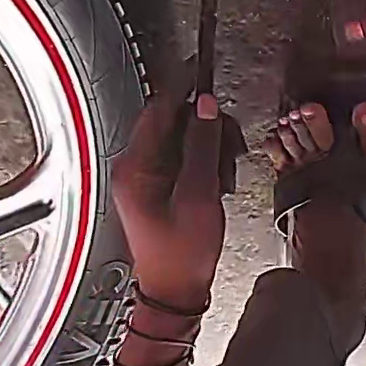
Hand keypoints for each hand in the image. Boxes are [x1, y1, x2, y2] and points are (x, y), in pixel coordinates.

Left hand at [111, 86, 234, 308]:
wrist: (175, 291)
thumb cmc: (184, 252)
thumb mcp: (200, 195)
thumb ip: (202, 146)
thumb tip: (206, 106)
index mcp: (136, 167)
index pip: (157, 110)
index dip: (183, 90)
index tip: (204, 73)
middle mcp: (134, 167)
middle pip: (171, 122)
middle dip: (205, 127)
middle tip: (231, 144)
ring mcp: (144, 176)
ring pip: (180, 138)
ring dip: (208, 145)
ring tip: (226, 171)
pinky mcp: (156, 185)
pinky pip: (181, 157)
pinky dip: (203, 161)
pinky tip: (218, 180)